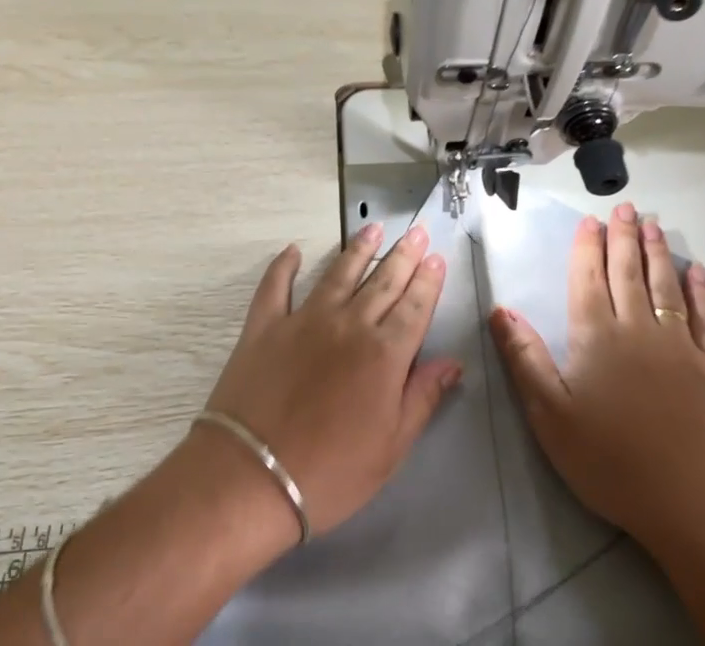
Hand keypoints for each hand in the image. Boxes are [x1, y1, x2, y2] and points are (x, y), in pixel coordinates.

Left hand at [201, 222, 461, 541]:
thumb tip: (453, 362)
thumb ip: (423, 397)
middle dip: (403, 255)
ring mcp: (303, 320)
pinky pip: (276, 286)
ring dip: (358, 249)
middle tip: (416, 232)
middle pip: (383, 282)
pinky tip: (292, 251)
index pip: (415, 307)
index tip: (437, 259)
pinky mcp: (264, 327)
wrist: (251, 477)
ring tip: (373, 228)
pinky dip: (284, 266)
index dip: (428, 282)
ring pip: (338, 274)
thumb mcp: (391, 447)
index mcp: (385, 354)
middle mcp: (349, 325)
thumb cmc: (330, 472)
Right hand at [489, 204, 704, 543]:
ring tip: (653, 224)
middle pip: (628, 271)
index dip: (587, 247)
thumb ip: (525, 358)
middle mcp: (638, 327)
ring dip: (658, 251)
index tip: (589, 221)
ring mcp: (679, 342)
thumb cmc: (608, 460)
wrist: (688, 499)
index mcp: (595, 336)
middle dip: (624, 236)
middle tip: (624, 207)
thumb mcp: (549, 415)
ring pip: (666, 284)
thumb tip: (501, 310)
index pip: (588, 278)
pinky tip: (696, 271)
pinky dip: (700, 289)